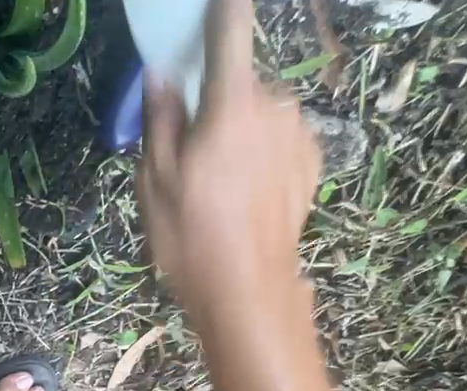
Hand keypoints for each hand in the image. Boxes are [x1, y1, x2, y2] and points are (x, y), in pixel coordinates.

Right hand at [137, 0, 321, 338]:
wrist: (247, 285)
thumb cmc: (189, 236)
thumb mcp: (154, 183)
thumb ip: (160, 121)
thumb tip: (162, 75)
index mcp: (230, 105)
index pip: (231, 30)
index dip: (223, 7)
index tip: (215, 1)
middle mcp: (273, 104)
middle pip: (239, 83)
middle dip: (215, 106)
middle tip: (190, 156)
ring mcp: (298, 130)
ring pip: (259, 113)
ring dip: (238, 133)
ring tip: (217, 186)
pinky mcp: (313, 156)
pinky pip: (278, 138)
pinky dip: (260, 153)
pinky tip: (244, 193)